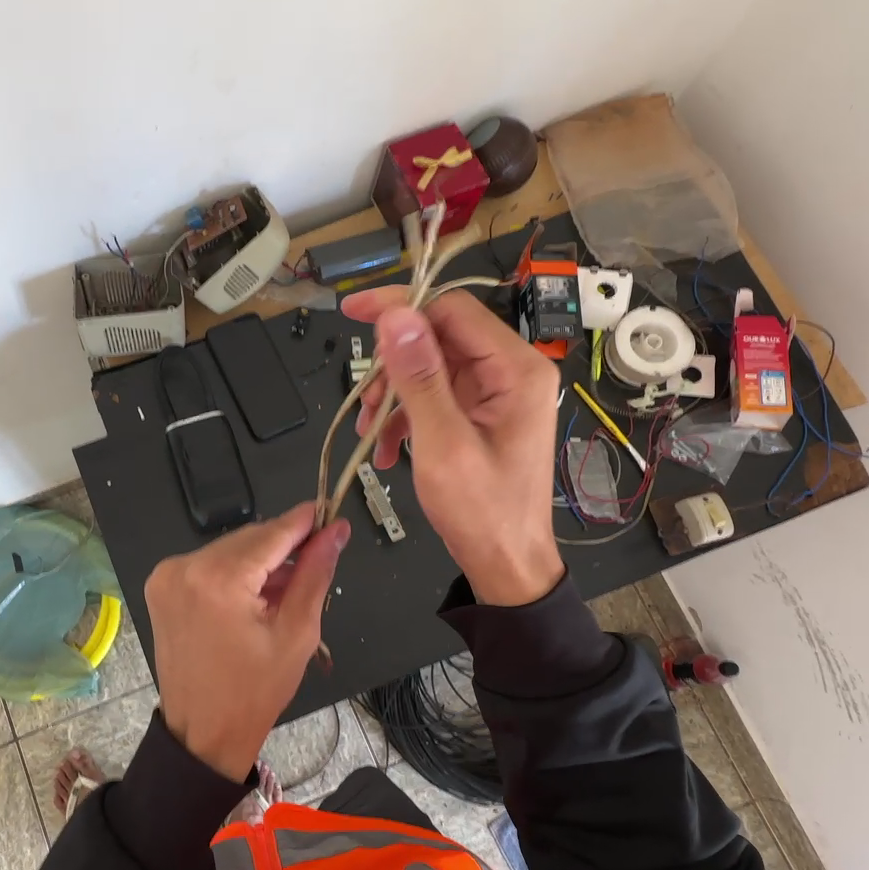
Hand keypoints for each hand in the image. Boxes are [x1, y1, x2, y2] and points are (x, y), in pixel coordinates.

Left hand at [145, 504, 349, 780]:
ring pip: (229, 549)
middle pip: (249, 538)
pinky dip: (234, 573)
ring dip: (259, 562)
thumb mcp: (296, 632)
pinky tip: (253, 598)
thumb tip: (335, 531)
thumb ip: (315, 573)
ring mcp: (167, 575)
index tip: (330, 512)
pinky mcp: (161, 585)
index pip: (272, 533)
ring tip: (283, 593)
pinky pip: (208, 564)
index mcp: (218, 579)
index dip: (305, 522)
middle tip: (315, 564)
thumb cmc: (255, 690)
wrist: (202, 732)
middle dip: (283, 548)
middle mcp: (185, 566)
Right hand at [342, 287, 564, 605]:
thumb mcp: (443, 443)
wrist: (505, 563)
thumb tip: (394, 316)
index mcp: (515, 369)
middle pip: (437, 338)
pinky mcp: (479, 415)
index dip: (400, 307)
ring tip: (367, 431)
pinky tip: (383, 448)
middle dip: (392, 365)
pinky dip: (403, 416)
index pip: (452, 310)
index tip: (353, 312)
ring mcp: (494, 394)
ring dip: (392, 395)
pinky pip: (433, 397)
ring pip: (428, 368)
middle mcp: (510, 372)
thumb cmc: (482, 511)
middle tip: (361, 401)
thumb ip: (419, 377)